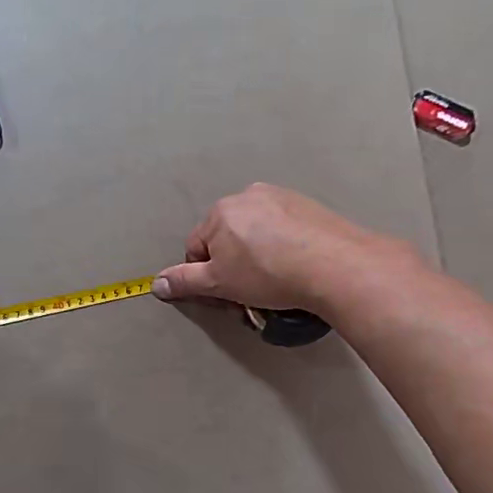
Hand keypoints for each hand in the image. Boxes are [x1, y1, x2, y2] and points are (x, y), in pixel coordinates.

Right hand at [153, 184, 419, 312]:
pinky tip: (295, 267)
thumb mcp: (218, 284)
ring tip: (275, 282)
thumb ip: (184, 282)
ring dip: (256, 257)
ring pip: (254, 234)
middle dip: (232, 265)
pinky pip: (282, 229)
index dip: (206, 278)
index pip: (196, 249)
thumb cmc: (268, 274)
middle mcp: (248, 196)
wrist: (336, 266)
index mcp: (220, 211)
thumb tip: (157, 283)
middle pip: (226, 239)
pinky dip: (282, 247)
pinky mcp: (309, 206)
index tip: (225, 296)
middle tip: (249, 292)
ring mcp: (281, 197)